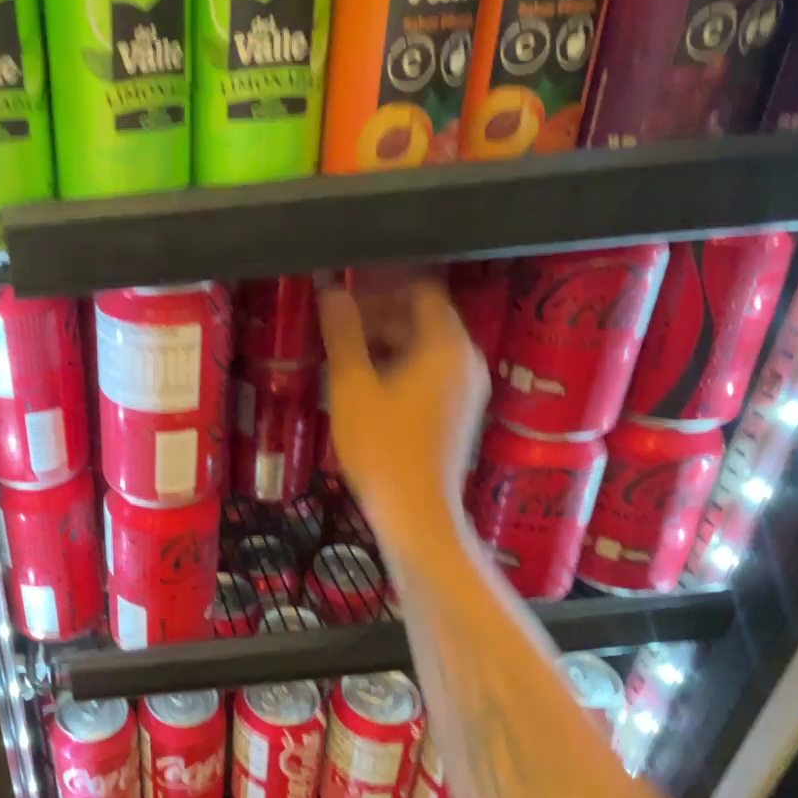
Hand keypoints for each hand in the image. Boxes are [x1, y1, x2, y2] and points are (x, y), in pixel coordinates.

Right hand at [317, 269, 487, 550]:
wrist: (414, 511)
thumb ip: (343, 333)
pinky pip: (430, 371)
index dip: (381, 285)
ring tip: (344, 354)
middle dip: (380, 314)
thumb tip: (330, 289)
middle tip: (336, 324)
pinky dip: (400, 366)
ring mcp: (466, 387)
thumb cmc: (380, 446)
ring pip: (425, 346)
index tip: (344, 292)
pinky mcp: (458, 410)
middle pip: (424, 317)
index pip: (420, 289)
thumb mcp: (352, 386)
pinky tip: (365, 384)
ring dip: (386, 341)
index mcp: (446, 345)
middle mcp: (466, 359)